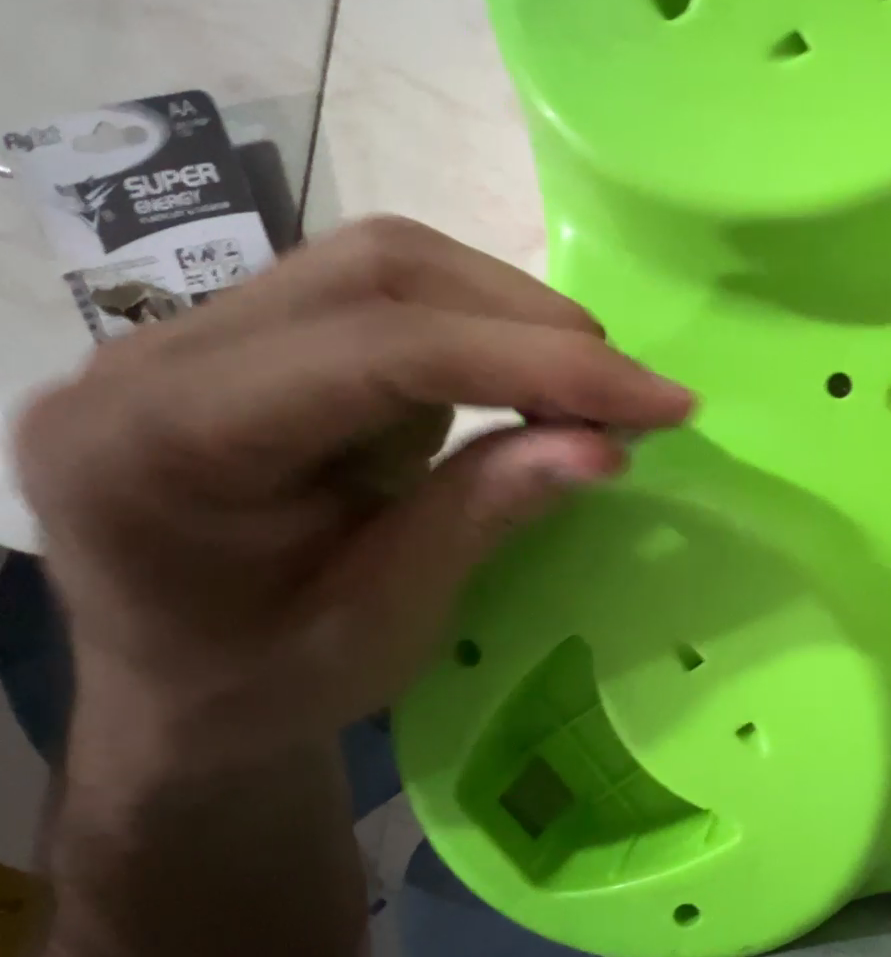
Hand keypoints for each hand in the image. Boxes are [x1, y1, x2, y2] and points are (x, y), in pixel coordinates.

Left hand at [14, 216, 693, 769]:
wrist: (178, 692)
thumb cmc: (267, 685)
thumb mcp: (382, 623)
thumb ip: (481, 516)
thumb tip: (606, 446)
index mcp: (158, 441)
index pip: (379, 349)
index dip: (539, 364)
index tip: (665, 402)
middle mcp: (161, 353)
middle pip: (384, 273)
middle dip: (537, 327)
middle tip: (632, 401)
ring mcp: (205, 332)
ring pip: (394, 264)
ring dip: (519, 320)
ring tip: (586, 397)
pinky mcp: (259, 335)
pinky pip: (391, 292)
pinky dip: (488, 330)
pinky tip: (527, 387)